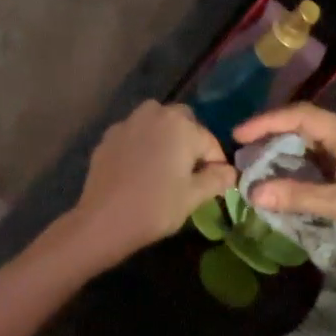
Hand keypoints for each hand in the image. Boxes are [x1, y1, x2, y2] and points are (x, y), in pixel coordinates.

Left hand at [65, 102, 235, 265]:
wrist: (104, 221)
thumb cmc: (156, 207)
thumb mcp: (194, 196)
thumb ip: (217, 179)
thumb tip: (231, 172)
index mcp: (181, 125)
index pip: (209, 142)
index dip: (216, 163)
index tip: (216, 184)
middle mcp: (154, 114)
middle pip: (183, 123)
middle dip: (190, 142)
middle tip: (190, 172)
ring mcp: (127, 123)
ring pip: (156, 123)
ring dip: (165, 138)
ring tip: (165, 167)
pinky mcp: (108, 137)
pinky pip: (134, 135)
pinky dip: (142, 145)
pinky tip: (140, 170)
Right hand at [234, 104, 335, 269]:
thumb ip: (298, 196)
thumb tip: (253, 192)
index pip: (303, 116)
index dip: (268, 122)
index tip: (239, 135)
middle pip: (308, 125)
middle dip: (273, 135)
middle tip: (244, 152)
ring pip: (315, 143)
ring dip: (286, 152)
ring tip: (258, 166)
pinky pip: (324, 160)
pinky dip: (301, 166)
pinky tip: (286, 181)